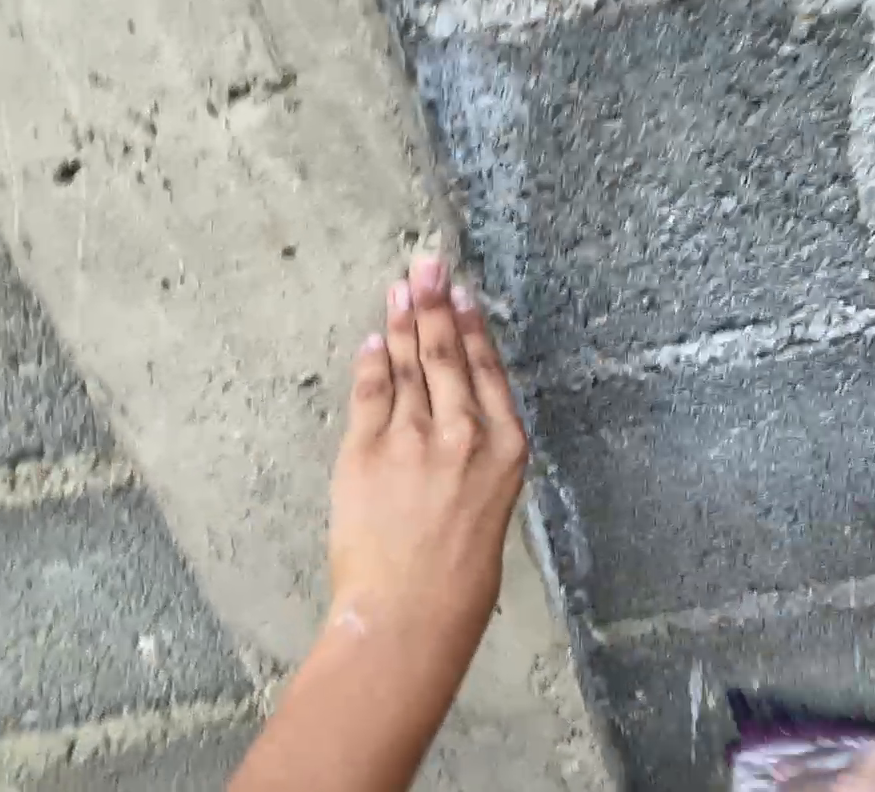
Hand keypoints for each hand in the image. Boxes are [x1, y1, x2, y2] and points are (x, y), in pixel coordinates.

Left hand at [229, 258, 528, 791]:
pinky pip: (372, 393)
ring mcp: (415, 439)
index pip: (487, 368)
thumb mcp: (493, 500)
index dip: (473, 325)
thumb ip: (478, 450)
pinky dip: (371, 362)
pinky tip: (374, 338)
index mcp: (505, 445)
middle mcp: (465, 432)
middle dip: (435, 302)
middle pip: (448, 352)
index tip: (463, 293)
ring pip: (411, 364)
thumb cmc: (461, 567)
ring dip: (404, 321)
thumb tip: (457, 408)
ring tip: (401, 285)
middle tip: (427, 262)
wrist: (412, 613)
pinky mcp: (369, 452)